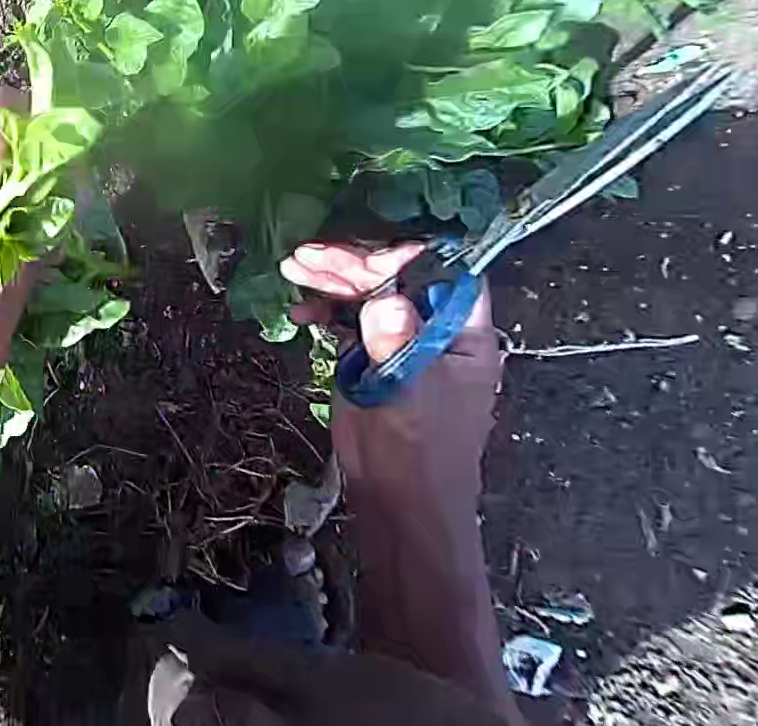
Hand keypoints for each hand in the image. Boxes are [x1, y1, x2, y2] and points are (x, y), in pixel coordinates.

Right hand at [280, 245, 520, 716]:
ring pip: (366, 290)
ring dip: (330, 277)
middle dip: (354, 263)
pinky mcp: (367, 348)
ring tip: (294, 267)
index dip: (408, 257)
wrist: (395, 501)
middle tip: (311, 256)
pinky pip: (345, 314)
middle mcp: (431, 324)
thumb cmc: (421, 453)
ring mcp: (397, 334)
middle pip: (394, 275)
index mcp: (462, 332)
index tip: (367, 259)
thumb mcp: (413, 398)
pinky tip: (299, 309)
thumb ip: (398, 346)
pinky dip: (322, 306)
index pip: (444, 273)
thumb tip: (385, 299)